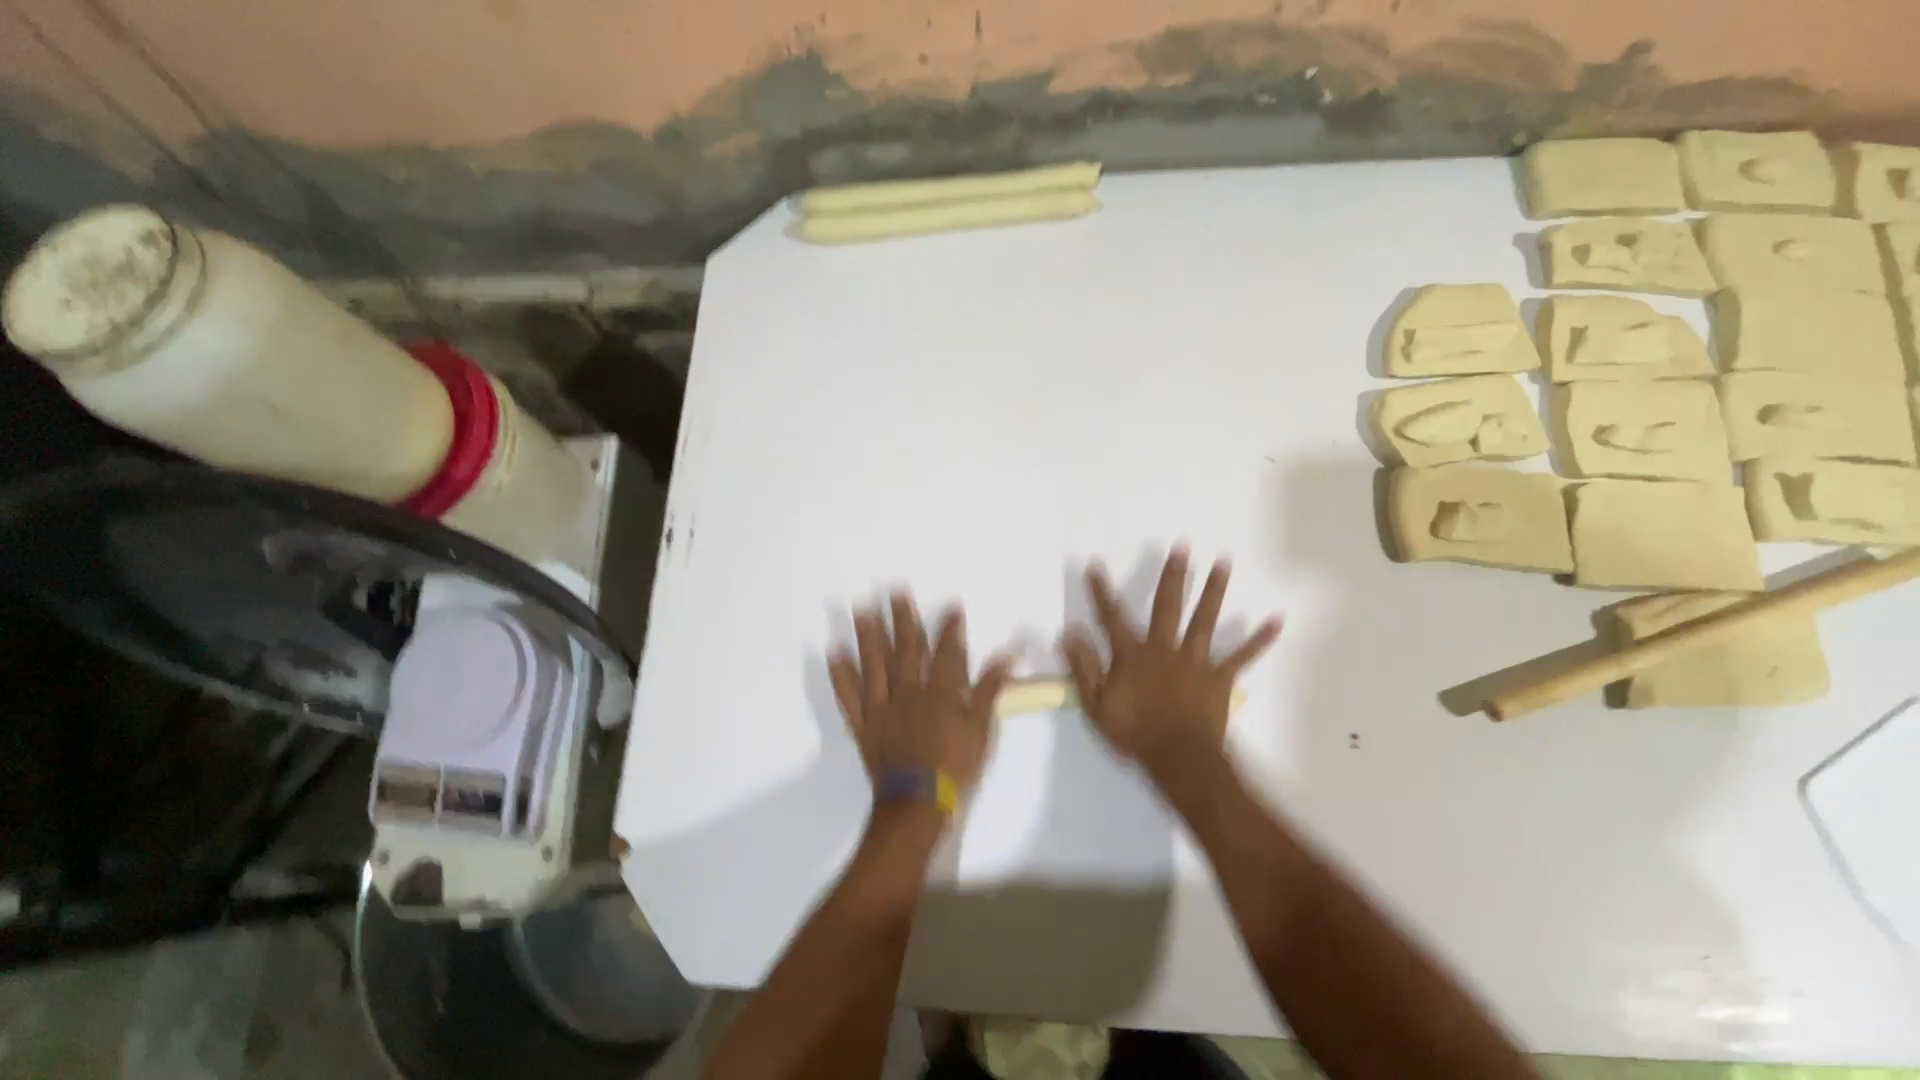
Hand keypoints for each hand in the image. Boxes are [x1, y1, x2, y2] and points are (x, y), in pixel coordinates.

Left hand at [829, 593, 1013, 796]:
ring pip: (874, 664)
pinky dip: (840, 674)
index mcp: (940, 693)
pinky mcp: (863, 723)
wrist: (917, 801)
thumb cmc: (955, 768)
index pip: (947, 653)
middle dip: (902, 618)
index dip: (950, 629)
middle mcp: (908, 691)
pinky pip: (848, 695)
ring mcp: (882, 706)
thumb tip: (1007, 656)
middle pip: (906, 649)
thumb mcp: (981, 731)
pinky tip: (833, 652)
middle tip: (894, 590)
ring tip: (861, 609)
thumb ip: (990, 691)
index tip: (951, 606)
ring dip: (868, 635)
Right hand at [1060, 548, 1281, 784]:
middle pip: (1167, 606)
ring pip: (1205, 619)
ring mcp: (1195, 661)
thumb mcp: (1096, 705)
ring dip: (1214, 590)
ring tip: (1223, 563)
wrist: (1179, 759)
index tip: (1096, 565)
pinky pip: (1242, 656)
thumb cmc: (1134, 734)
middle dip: (1172, 576)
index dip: (1102, 592)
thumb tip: (1070, 632)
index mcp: (1132, 656)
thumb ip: (1083, 667)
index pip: (1112, 618)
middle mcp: (1164, 649)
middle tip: (1181, 547)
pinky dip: (1259, 639)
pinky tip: (1276, 621)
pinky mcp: (1219, 678)